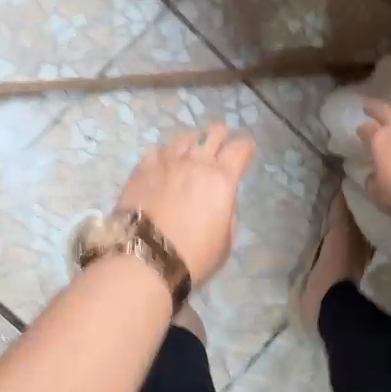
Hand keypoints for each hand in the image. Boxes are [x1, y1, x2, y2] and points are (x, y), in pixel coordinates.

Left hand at [115, 124, 254, 282]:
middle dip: (222, 133)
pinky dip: (167, 153)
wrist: (144, 258)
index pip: (240, 149)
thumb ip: (228, 211)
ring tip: (193, 146)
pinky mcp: (143, 167)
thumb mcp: (226, 240)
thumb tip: (223, 198)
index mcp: (222, 179)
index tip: (247, 146)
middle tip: (224, 135)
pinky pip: (159, 151)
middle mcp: (196, 162)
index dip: (246, 145)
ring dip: (194, 141)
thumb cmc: (193, 256)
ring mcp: (167, 161)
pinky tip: (165, 160)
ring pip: (185, 138)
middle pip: (213, 134)